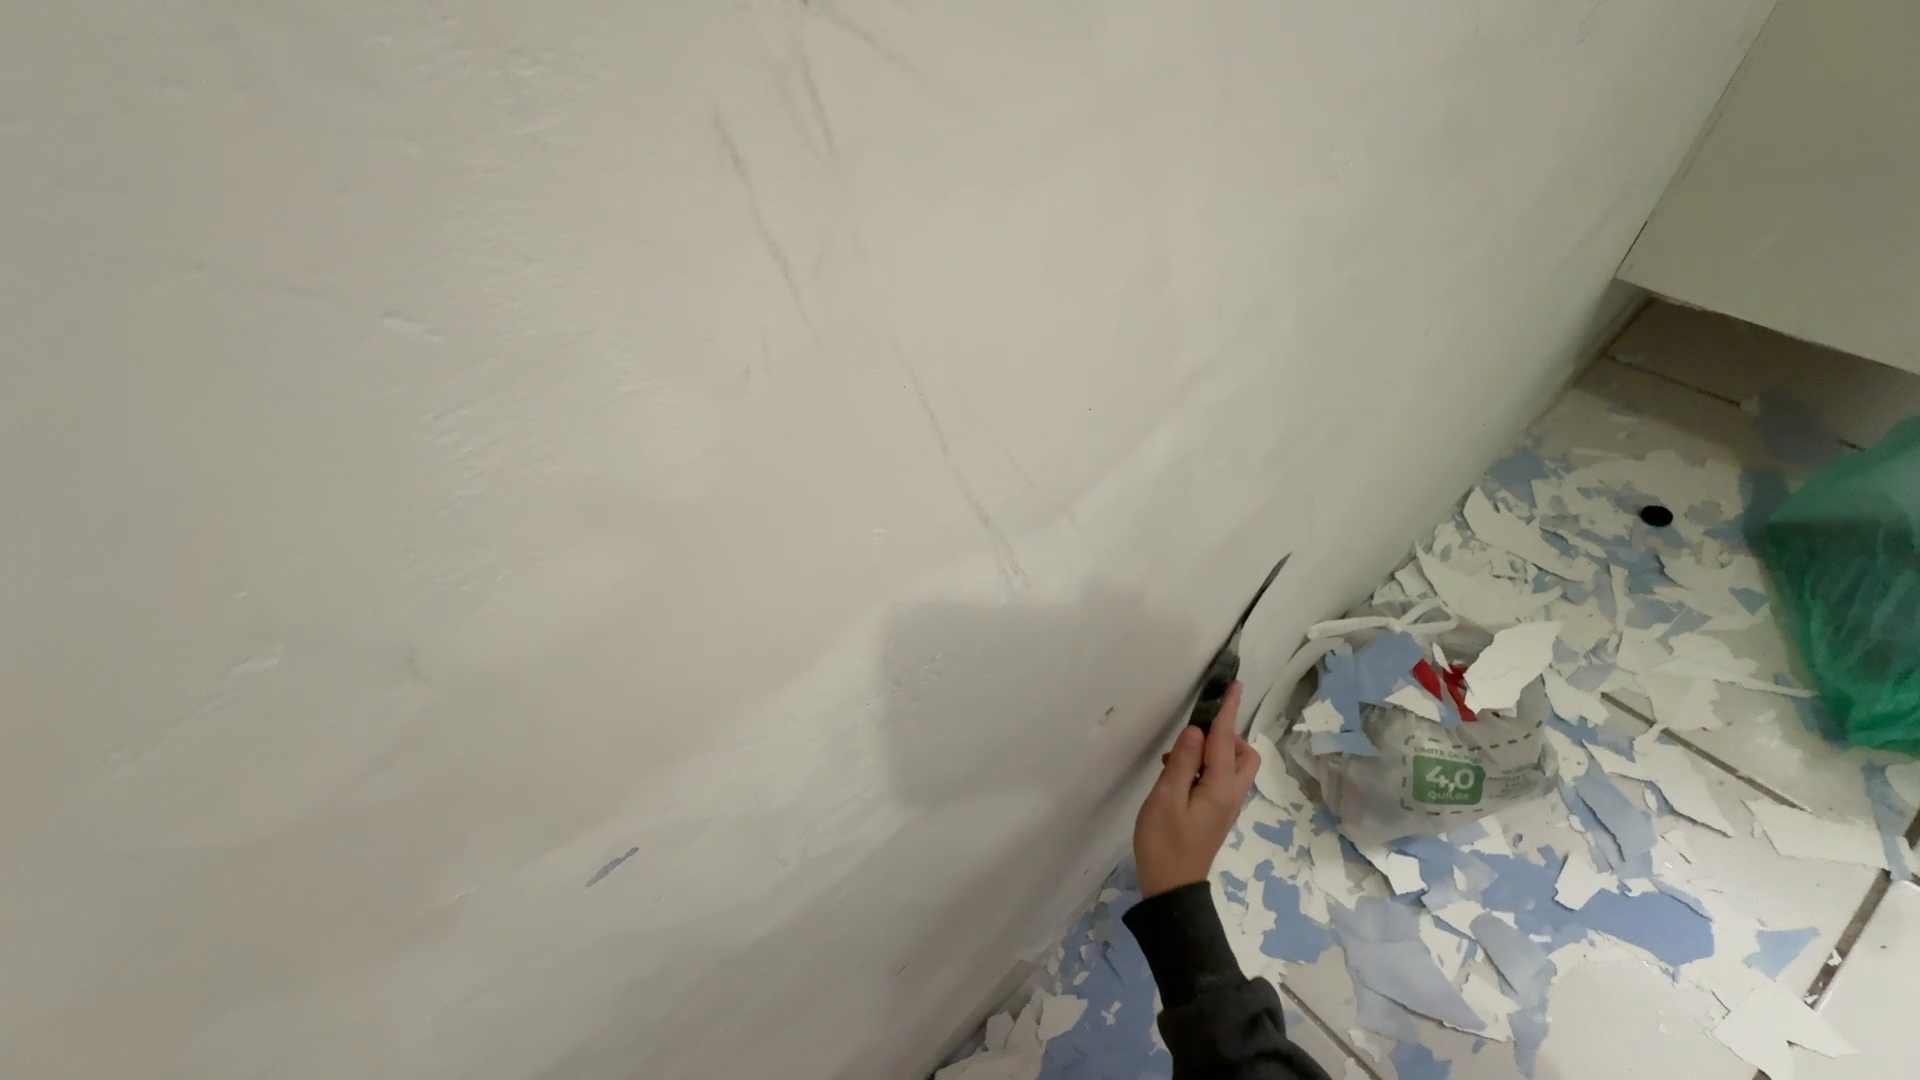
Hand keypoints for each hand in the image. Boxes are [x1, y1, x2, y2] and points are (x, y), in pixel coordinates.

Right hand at [1133, 681, 1259, 897]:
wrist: (1171, 888)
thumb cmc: (1164, 843)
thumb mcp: (1165, 798)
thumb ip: (1182, 762)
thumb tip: (1196, 732)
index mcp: (1220, 787)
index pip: (1224, 739)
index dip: (1226, 710)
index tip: (1233, 685)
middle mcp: (1230, 794)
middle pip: (1242, 754)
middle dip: (1225, 735)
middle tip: (1195, 734)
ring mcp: (1225, 806)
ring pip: (1231, 767)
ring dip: (1212, 751)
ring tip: (1178, 756)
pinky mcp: (1215, 814)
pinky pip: (1219, 779)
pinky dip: (1205, 767)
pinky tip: (1177, 774)